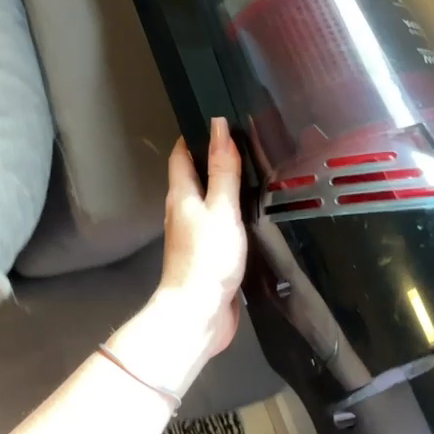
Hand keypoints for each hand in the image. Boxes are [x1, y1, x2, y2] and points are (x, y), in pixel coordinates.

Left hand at [102, 119, 248, 399]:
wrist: (198, 314)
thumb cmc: (207, 258)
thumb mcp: (221, 208)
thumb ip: (222, 170)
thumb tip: (218, 126)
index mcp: (180, 195)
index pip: (182, 155)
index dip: (196, 135)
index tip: (218, 119)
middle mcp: (183, 210)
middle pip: (194, 176)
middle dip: (213, 158)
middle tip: (243, 141)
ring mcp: (195, 233)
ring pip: (208, 200)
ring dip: (224, 186)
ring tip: (253, 171)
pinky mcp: (208, 254)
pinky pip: (219, 223)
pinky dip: (232, 212)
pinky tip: (251, 213)